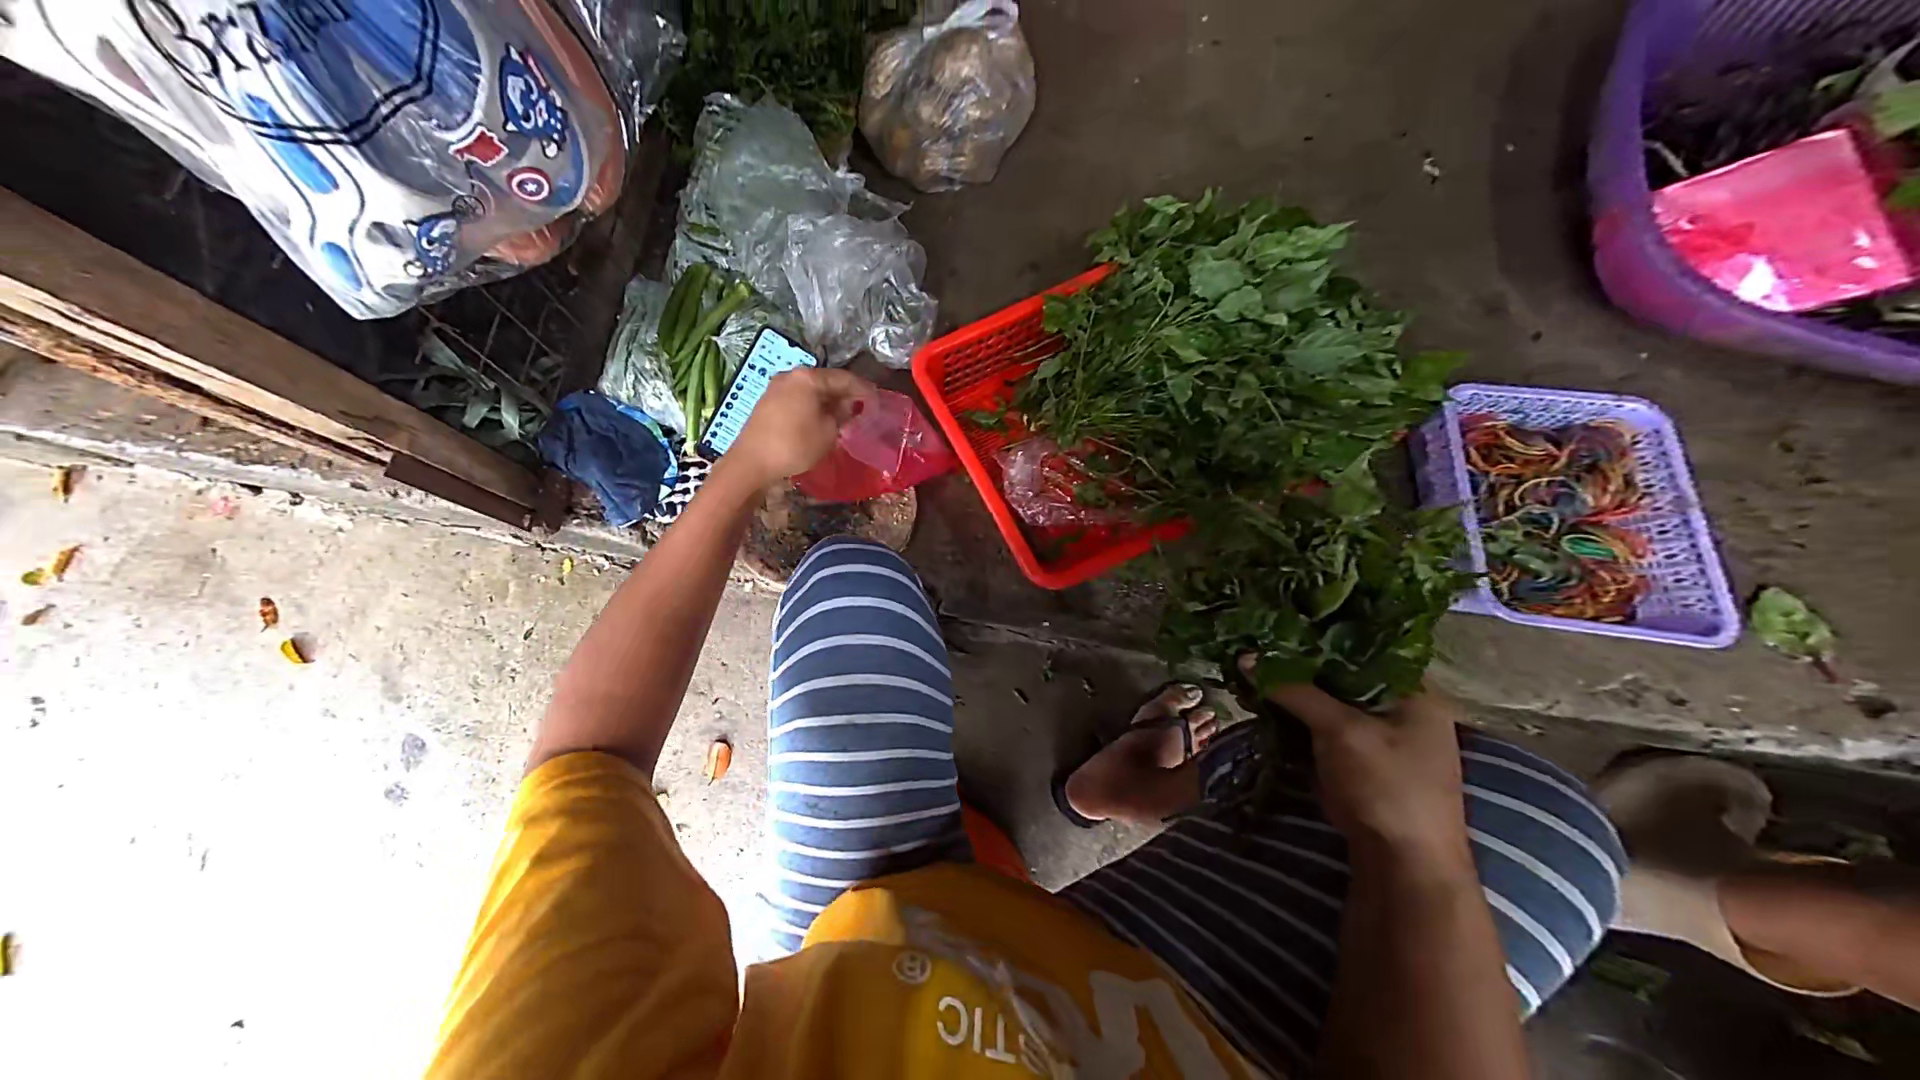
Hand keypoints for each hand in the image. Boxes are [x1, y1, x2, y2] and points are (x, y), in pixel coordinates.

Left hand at [720, 367, 875, 487]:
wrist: (751, 462)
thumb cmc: (795, 445)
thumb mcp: (828, 432)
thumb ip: (843, 414)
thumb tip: (848, 405)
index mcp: (808, 377)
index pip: (844, 378)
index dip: (864, 389)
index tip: (877, 400)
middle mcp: (791, 375)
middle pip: (826, 381)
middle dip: (845, 394)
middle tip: (863, 409)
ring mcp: (776, 387)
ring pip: (811, 390)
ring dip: (829, 401)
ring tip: (844, 417)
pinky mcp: (768, 402)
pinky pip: (798, 398)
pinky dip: (813, 406)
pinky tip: (821, 420)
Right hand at [1241, 657, 1471, 867]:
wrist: (1404, 866)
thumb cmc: (1386, 787)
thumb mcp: (1339, 729)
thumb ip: (1294, 689)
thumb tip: (1245, 655)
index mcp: (1415, 694)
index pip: (1363, 647)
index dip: (1321, 635)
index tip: (1278, 624)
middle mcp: (1403, 710)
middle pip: (1344, 676)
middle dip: (1301, 666)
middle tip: (1260, 648)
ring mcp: (1383, 739)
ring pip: (1331, 703)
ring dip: (1297, 694)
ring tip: (1257, 671)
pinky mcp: (1362, 763)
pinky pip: (1326, 728)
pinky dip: (1300, 718)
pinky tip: (1269, 705)